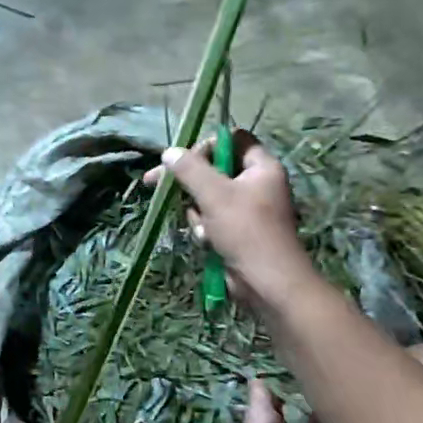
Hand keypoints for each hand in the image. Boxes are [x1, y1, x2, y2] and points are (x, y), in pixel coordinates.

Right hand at [145, 130, 312, 302]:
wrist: (267, 281)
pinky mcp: (237, 231)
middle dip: (190, 184)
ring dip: (196, 212)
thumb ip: (190, 169)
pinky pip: (211, 220)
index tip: (180, 160)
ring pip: (207, 198)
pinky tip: (207, 241)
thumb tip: (169, 152)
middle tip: (156, 185)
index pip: (232, 140)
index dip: (205, 146)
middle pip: (214, 170)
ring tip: (202, 228)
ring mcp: (247, 209)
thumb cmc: (246, 231)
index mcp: (262, 167)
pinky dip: (204, 229)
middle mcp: (256, 184)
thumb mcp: (214, 194)